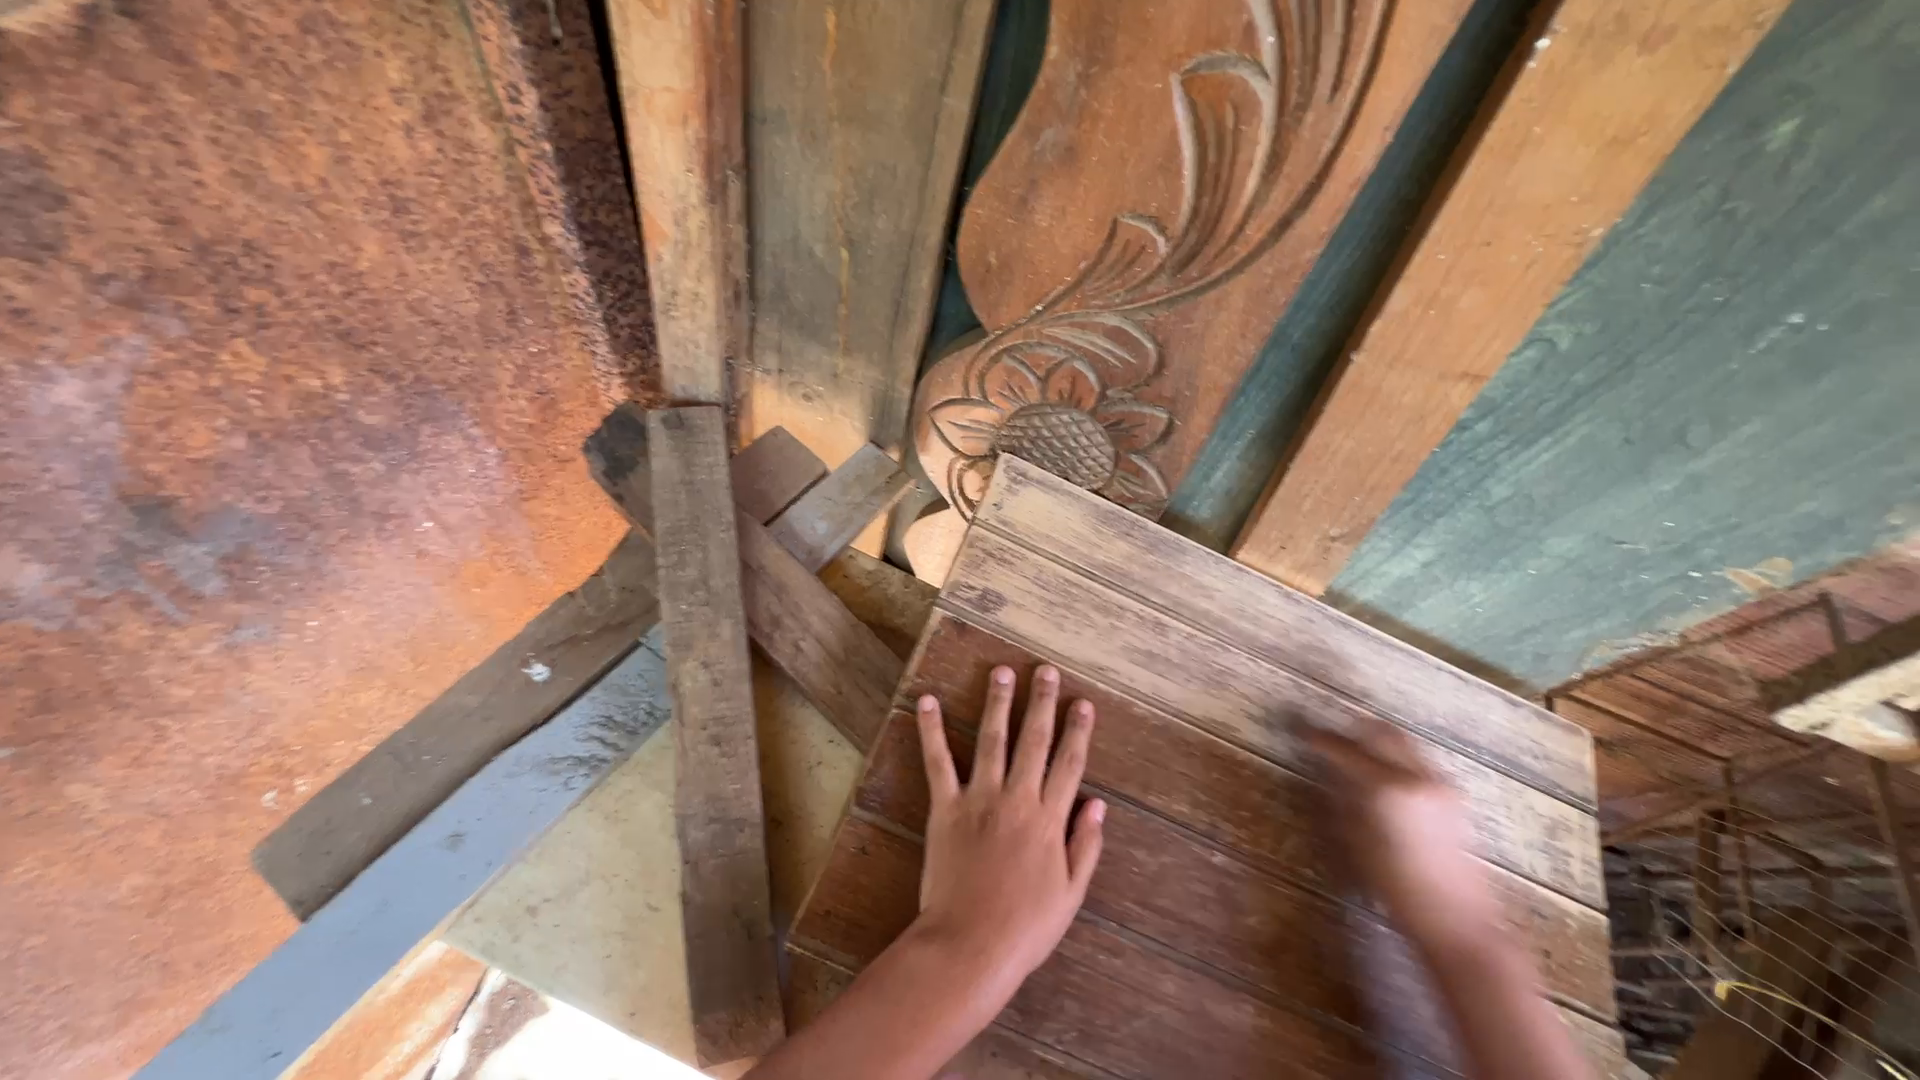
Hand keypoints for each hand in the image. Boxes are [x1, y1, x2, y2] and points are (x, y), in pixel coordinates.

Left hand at [912, 664, 1104, 983]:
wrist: (970, 944)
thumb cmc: (1025, 927)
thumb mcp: (1071, 893)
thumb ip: (1086, 845)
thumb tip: (1099, 804)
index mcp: (1050, 819)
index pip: (1069, 764)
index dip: (1078, 731)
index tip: (1083, 704)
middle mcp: (1018, 799)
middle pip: (1034, 741)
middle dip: (1041, 702)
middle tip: (1044, 671)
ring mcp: (980, 800)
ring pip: (992, 740)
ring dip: (998, 703)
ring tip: (1002, 672)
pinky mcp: (945, 809)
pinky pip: (938, 763)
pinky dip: (930, 731)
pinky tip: (927, 701)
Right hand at [1304, 716, 1498, 949]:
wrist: (1458, 920)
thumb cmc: (1397, 888)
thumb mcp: (1357, 843)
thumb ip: (1344, 801)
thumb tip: (1333, 777)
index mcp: (1389, 788)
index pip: (1347, 750)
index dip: (1322, 740)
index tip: (1304, 733)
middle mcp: (1418, 776)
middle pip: (1385, 732)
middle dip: (1356, 730)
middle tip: (1333, 737)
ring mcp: (1441, 785)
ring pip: (1405, 744)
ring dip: (1379, 743)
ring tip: (1357, 757)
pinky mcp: (1454, 798)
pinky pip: (1419, 763)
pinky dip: (1398, 759)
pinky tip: (1384, 780)